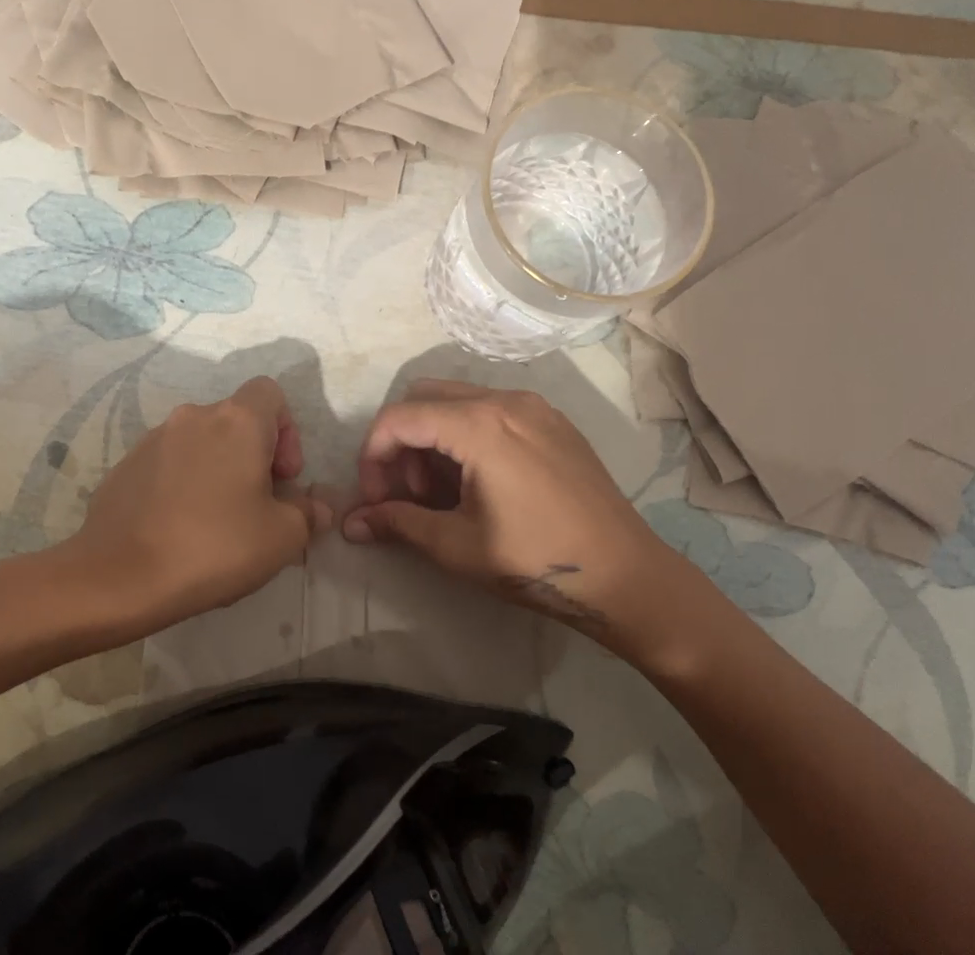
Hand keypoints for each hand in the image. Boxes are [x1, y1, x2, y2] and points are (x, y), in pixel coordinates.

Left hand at [67, 376, 330, 632]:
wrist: (120, 576)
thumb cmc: (214, 548)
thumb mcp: (282, 538)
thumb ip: (308, 512)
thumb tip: (317, 505)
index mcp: (235, 421)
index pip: (271, 393)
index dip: (287, 431)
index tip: (283, 477)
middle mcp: (192, 417)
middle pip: (235, 421)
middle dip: (254, 457)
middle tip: (257, 507)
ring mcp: (151, 440)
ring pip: (200, 444)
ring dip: (217, 471)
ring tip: (217, 524)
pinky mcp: (124, 467)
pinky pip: (167, 466)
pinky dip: (182, 486)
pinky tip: (179, 530)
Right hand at [342, 380, 702, 649]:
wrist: (624, 575)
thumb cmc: (534, 560)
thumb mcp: (455, 545)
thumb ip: (397, 523)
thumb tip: (350, 525)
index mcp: (480, 425)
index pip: (398, 419)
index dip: (372, 458)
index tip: (376, 501)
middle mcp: (506, 401)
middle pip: (424, 399)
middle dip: (400, 443)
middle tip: (404, 494)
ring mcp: (535, 408)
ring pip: (458, 403)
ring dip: (432, 440)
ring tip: (438, 495)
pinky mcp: (554, 424)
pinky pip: (491, 412)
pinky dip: (465, 437)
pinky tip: (475, 485)